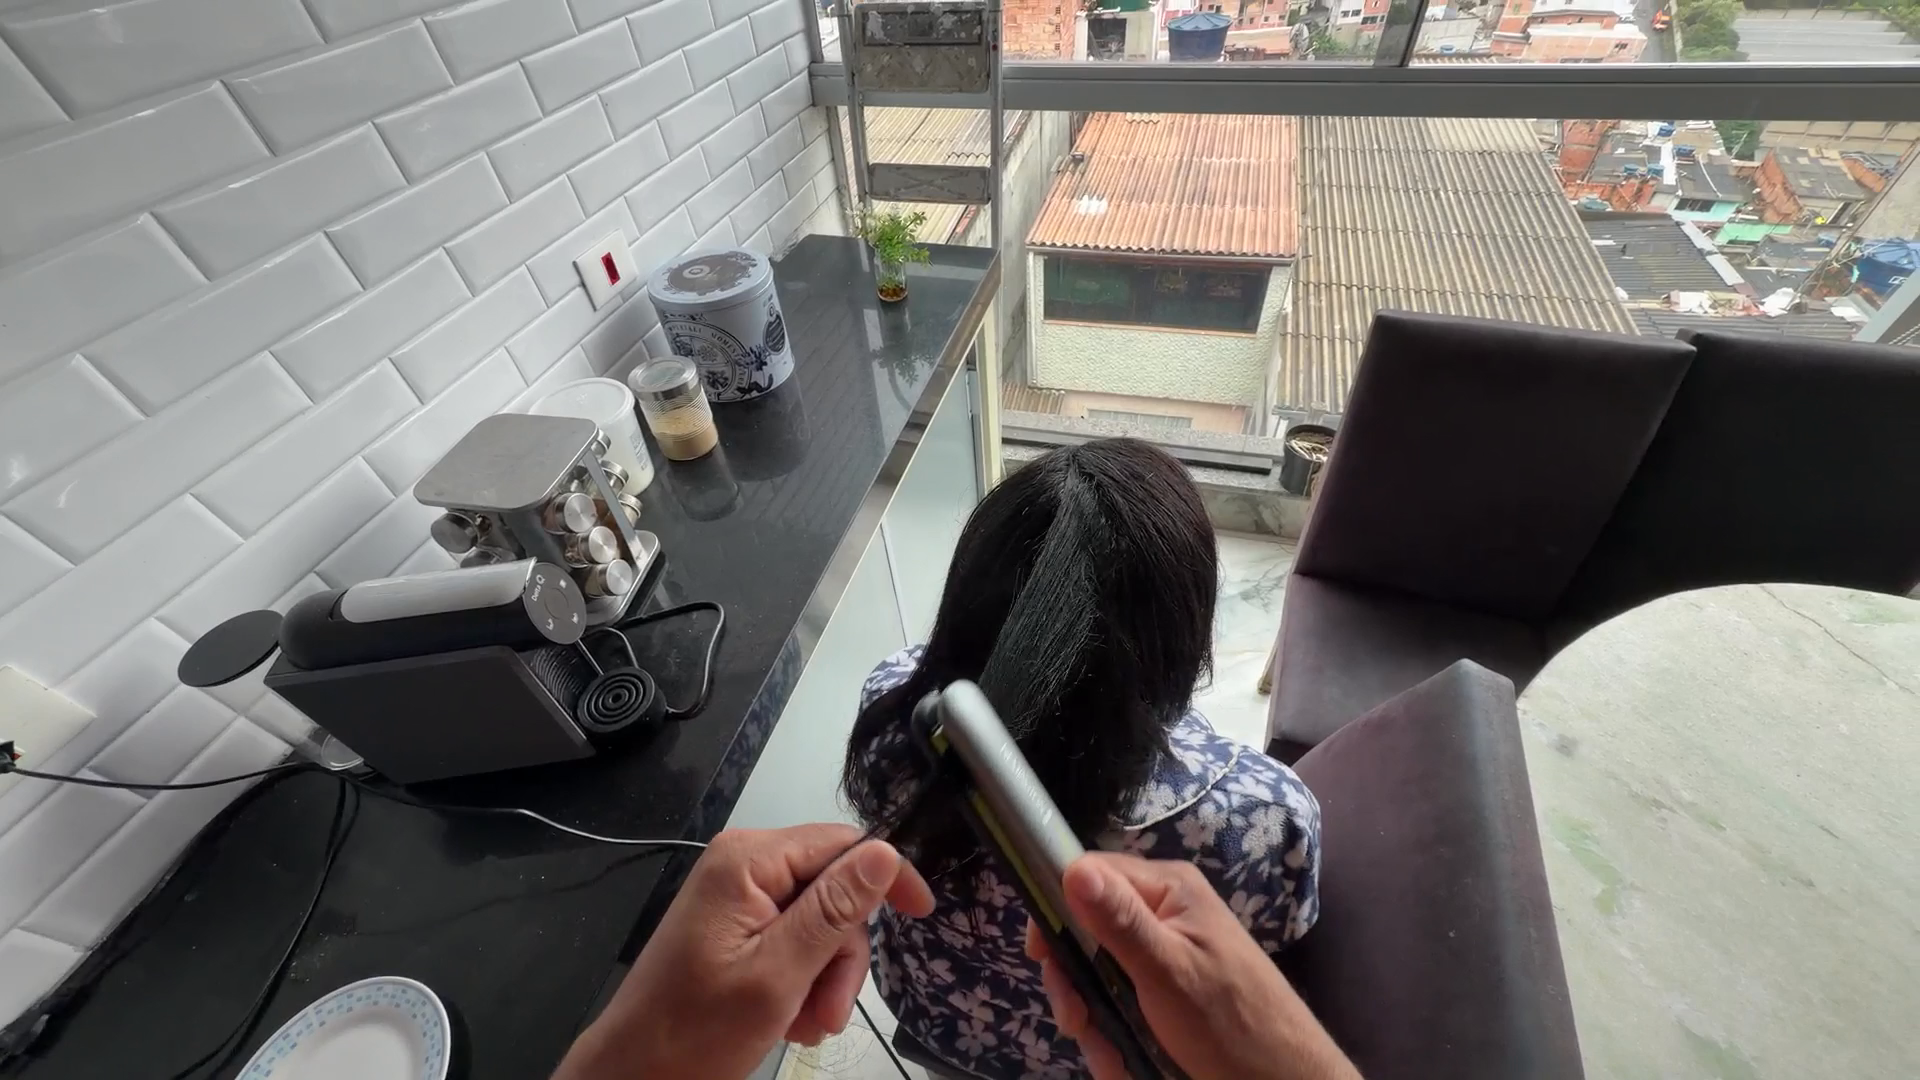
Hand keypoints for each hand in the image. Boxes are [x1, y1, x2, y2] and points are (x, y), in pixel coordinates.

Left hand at [553, 824, 934, 1079]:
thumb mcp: (777, 975)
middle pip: (832, 885)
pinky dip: (802, 975)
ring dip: (824, 972)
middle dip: (841, 950)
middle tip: (830, 1012)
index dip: (886, 876)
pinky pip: (793, 933)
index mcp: (751, 858)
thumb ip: (834, 910)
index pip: (842, 843)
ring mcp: (738, 891)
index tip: (922, 914)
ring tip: (806, 1023)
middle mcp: (745, 861)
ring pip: (818, 916)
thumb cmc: (695, 1033)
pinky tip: (789, 1014)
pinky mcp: (735, 920)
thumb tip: (887, 851)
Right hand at [1026, 853, 1358, 1079]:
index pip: (1091, 872)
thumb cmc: (1233, 1028)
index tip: (1042, 957)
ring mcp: (1166, 950)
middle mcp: (1164, 910)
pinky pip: (1122, 998)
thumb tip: (1070, 868)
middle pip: (1089, 925)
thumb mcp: (1169, 974)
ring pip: (1100, 969)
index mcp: (1167, 887)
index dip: (1058, 907)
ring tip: (1111, 1058)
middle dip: (1076, 978)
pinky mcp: (1168, 989)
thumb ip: (1119, 921)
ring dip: (1094, 1015)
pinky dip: (1115, 1031)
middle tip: (1076, 1023)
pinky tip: (1125, 1062)